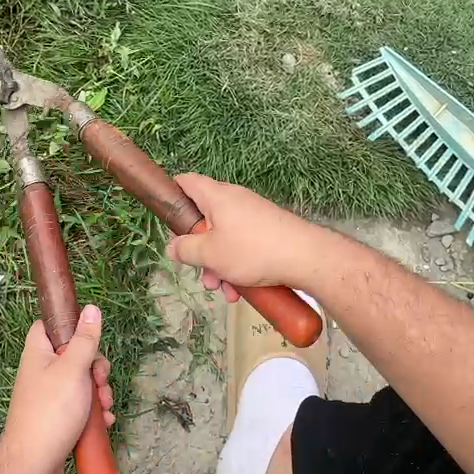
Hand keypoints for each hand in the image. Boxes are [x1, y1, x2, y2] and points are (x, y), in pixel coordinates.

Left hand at [0, 306, 114, 473]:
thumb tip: (91, 308)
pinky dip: (93, 412)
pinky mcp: (56, 416)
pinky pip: (80, 405)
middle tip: (99, 382)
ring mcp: (48, 395)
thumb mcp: (73, 369)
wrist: (33, 466)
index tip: (88, 340)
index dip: (72, 328)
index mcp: (38, 351)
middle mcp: (41, 370)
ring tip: (104, 408)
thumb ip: (85, 339)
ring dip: (98, 393)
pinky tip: (103, 422)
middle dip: (95, 369)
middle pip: (74, 354)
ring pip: (81, 382)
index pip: (52, 325)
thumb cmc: (51, 411)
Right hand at [164, 174, 333, 300]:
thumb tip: (172, 247)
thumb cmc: (252, 250)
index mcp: (216, 196)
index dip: (172, 196)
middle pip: (204, 218)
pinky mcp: (266, 230)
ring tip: (225, 291)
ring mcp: (252, 214)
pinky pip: (242, 244)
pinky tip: (242, 290)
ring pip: (223, 237)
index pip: (185, 182)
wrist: (306, 257)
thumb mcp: (210, 254)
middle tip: (201, 273)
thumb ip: (185, 250)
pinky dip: (237, 265)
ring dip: (219, 264)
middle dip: (199, 250)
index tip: (167, 220)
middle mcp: (233, 199)